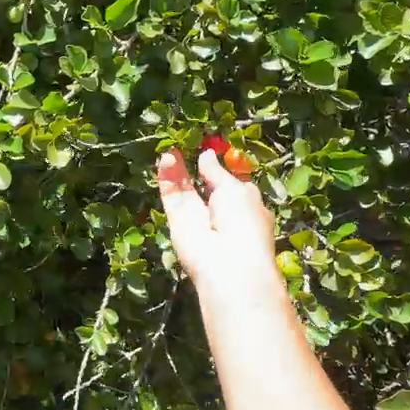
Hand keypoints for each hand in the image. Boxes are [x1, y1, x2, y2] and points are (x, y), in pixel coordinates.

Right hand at [156, 148, 282, 301]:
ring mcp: (197, 217)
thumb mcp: (235, 189)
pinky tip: (165, 159)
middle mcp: (220, 211)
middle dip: (195, 167)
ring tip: (170, 149)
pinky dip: (168, 179)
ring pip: (184, 189)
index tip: (208, 148)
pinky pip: (172, 197)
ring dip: (178, 170)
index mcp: (244, 205)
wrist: (228, 263)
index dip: (219, 168)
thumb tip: (206, 154)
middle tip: (183, 146)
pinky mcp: (178, 221)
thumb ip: (216, 171)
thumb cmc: (245, 223)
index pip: (230, 183)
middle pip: (203, 185)